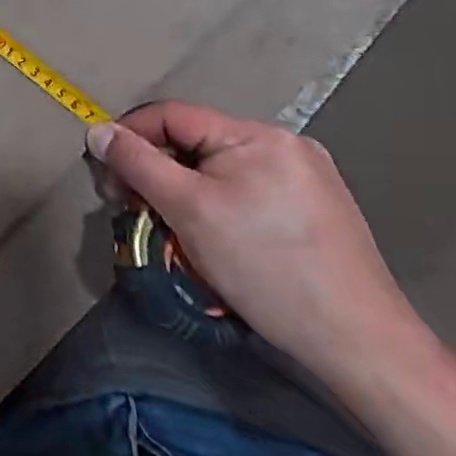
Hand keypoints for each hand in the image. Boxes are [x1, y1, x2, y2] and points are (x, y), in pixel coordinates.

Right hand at [88, 101, 430, 376]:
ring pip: (224, 170)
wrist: (358, 340)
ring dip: (189, 192)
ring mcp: (308, 175)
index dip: (132, 135)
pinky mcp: (319, 208)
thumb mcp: (189, 211)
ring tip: (178, 231)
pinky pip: (253, 192)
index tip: (106, 173)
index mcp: (255, 133)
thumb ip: (139, 165)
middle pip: (199, 144)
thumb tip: (98, 131)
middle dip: (161, 172)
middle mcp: (285, 142)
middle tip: (138, 209)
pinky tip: (221, 242)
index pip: (173, 115)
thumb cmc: (265, 268)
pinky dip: (223, 207)